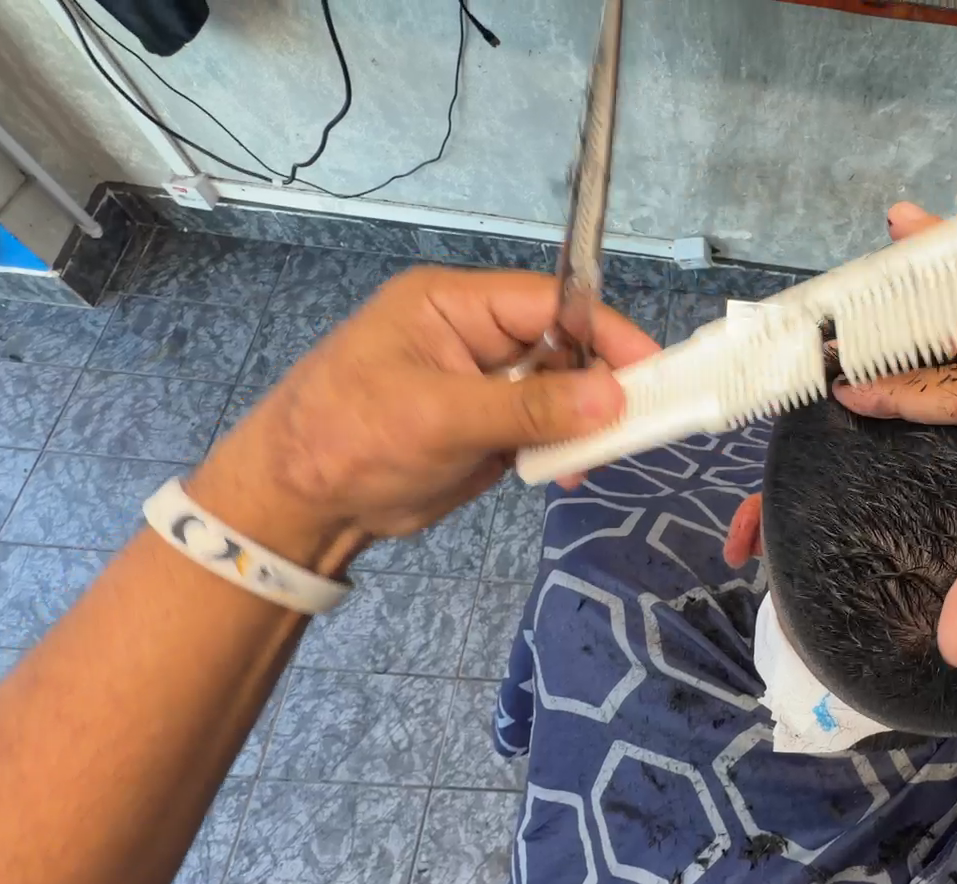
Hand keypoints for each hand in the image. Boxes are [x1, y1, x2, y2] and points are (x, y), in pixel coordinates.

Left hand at [191, 268, 658, 569]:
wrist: (304, 505)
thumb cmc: (353, 440)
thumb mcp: (442, 417)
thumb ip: (532, 407)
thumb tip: (614, 398)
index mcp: (457, 307)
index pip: (551, 304)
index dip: (606, 332)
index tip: (652, 369)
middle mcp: (479, 338)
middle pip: (566, 347)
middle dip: (600, 386)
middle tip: (632, 426)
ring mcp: (490, 385)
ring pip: (565, 393)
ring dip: (586, 425)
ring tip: (592, 460)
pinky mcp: (495, 427)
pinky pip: (550, 429)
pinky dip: (568, 450)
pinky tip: (567, 473)